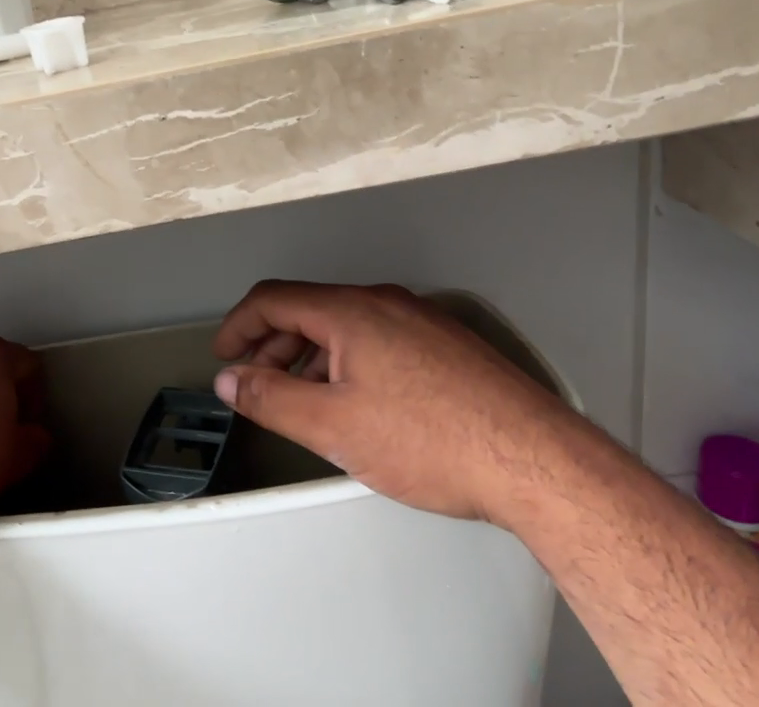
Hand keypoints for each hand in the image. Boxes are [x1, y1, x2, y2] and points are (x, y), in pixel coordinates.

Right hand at [211, 281, 576, 524]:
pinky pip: (380, 339)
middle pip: (310, 309)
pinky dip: (349, 360)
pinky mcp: (448, 346)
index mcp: (353, 311)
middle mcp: (387, 303)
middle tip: (255, 383)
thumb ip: (270, 398)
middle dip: (273, 345)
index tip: (224, 356)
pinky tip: (356, 401)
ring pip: (347, 326)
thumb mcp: (332, 426)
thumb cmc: (433, 442)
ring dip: (311, 355)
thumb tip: (230, 380)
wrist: (534, 460)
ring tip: (302, 399)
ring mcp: (422, 322)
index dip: (238, 326)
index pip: (273, 299)